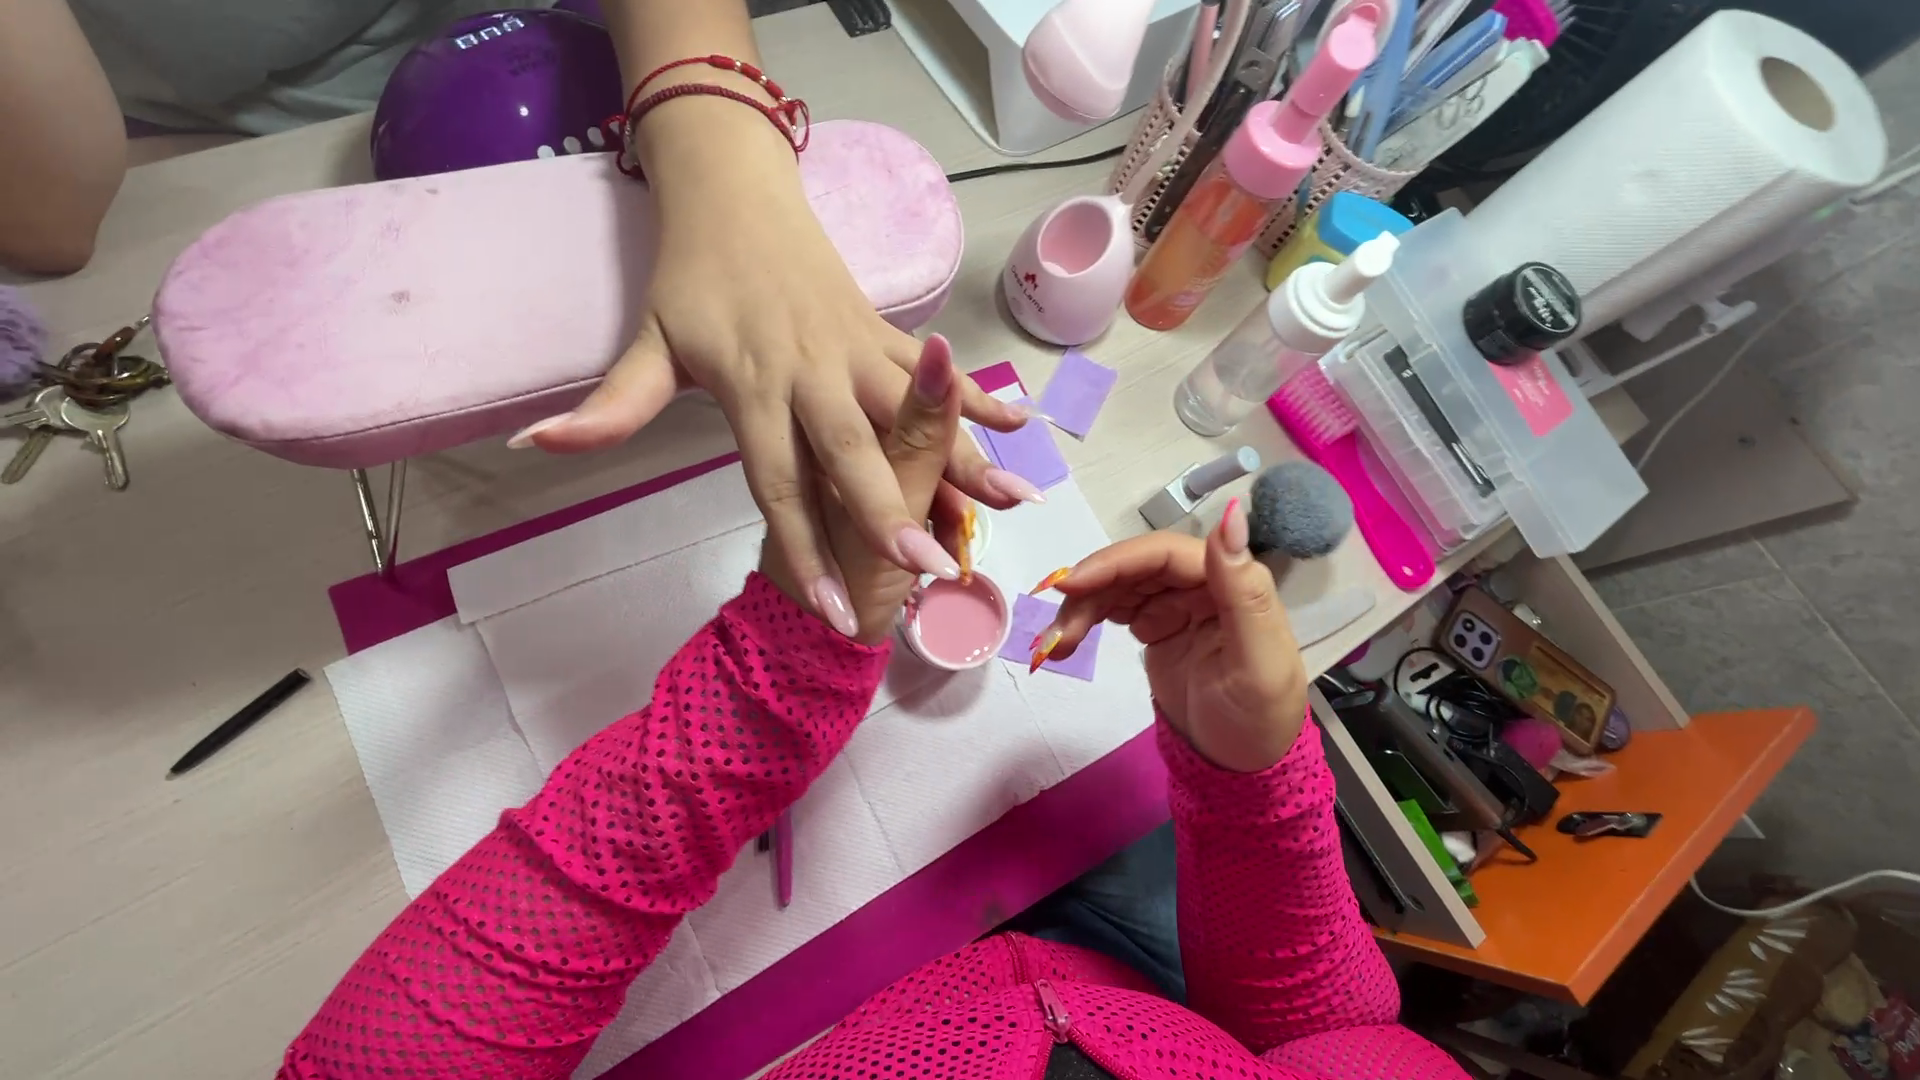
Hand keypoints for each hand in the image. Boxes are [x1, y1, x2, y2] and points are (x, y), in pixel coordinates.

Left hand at [514, 136, 1035, 636]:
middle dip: (892, 515)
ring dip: (964, 458)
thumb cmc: (692, 279)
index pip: (778, 484)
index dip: (804, 549)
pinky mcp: (883, 333)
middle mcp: (811, 374)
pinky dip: (978, 397)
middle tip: (928, 571)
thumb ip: (611, 405)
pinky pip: (934, 373)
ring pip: (913, 415)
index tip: (832, 609)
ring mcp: (856, 350)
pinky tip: (1021, 426)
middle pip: (854, 455)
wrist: (737, 193)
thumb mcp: (647, 342)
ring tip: (1014, 503)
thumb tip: (539, 445)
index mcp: (753, 388)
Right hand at [1034, 500, 1308, 771]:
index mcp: (1230, 581)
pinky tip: (1065, 642)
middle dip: (1090, 590)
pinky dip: (1085, 621)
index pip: (1164, 555)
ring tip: (1057, 646)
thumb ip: (1244, 591)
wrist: (1240, 766)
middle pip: (1133, 566)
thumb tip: (1231, 515)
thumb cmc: (1257, 717)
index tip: (1070, 584)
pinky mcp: (1155, 623)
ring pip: (1117, 585)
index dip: (1116, 562)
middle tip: (1057, 626)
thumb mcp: (1258, 663)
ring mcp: (1175, 602)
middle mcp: (1201, 581)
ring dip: (1081, 608)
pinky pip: (1112, 607)